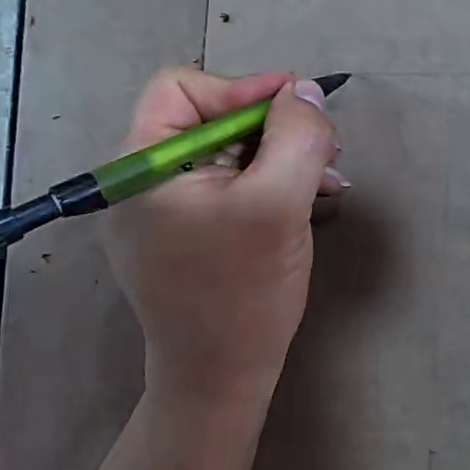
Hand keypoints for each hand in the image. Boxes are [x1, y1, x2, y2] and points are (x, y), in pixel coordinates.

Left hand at [104, 68, 344, 413]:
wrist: (218, 382)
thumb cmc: (242, 293)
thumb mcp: (278, 205)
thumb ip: (297, 137)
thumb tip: (305, 92)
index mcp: (142, 164)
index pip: (182, 88)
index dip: (242, 89)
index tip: (298, 111)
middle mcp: (142, 181)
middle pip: (207, 120)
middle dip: (271, 127)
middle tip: (324, 147)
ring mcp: (161, 212)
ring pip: (224, 155)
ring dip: (278, 157)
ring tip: (326, 179)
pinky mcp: (183, 236)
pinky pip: (225, 189)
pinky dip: (266, 186)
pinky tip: (306, 200)